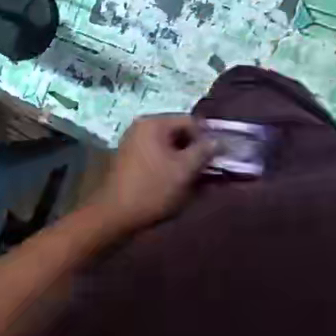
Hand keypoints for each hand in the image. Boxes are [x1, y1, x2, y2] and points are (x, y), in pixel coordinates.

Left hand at [89, 115, 217, 232]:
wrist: (115, 215)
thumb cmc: (153, 188)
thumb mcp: (184, 170)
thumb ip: (203, 152)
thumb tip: (218, 141)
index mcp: (154, 124)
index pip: (190, 121)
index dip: (207, 138)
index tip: (220, 157)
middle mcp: (141, 128)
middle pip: (178, 133)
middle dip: (196, 151)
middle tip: (210, 170)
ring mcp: (133, 144)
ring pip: (168, 147)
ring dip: (184, 161)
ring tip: (197, 181)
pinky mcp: (130, 160)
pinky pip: (157, 157)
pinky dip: (170, 167)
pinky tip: (179, 184)